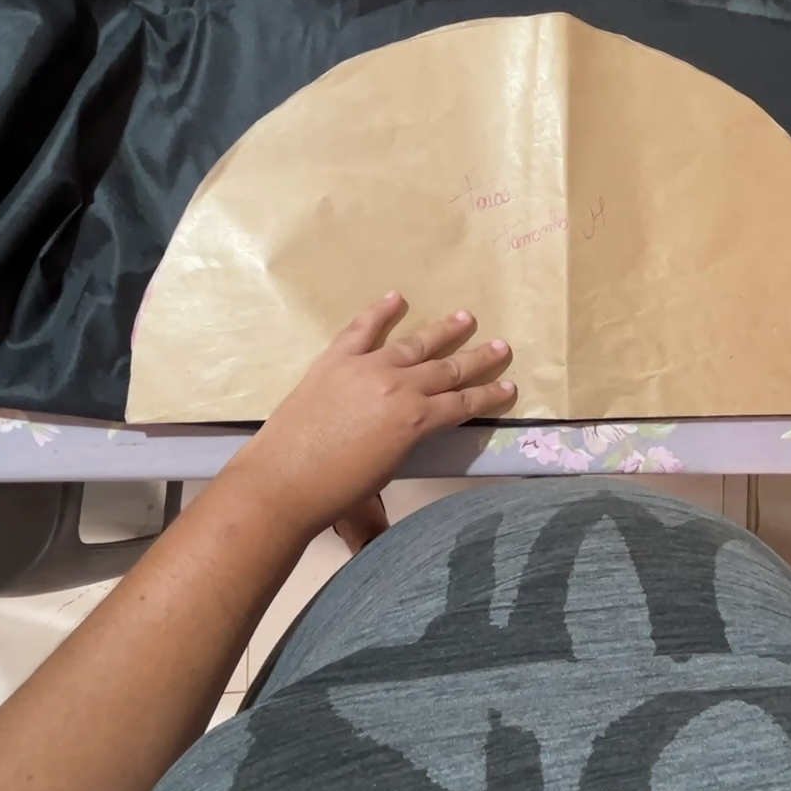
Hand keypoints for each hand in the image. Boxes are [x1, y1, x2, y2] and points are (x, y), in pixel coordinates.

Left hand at [227, 293, 515, 536]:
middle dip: (478, 359)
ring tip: (466, 317)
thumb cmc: (337, 492)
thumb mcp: (388, 472)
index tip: (510, 385)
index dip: (490, 395)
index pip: (463, 403)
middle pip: (448, 369)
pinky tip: (397, 297)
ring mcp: (367, 368)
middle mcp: (399, 387)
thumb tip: (416, 436)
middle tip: (502, 346)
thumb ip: (408, 444)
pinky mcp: (335, 360)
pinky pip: (363, 329)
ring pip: (414, 344)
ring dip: (443, 331)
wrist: (281, 483)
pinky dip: (381, 312)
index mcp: (416, 420)